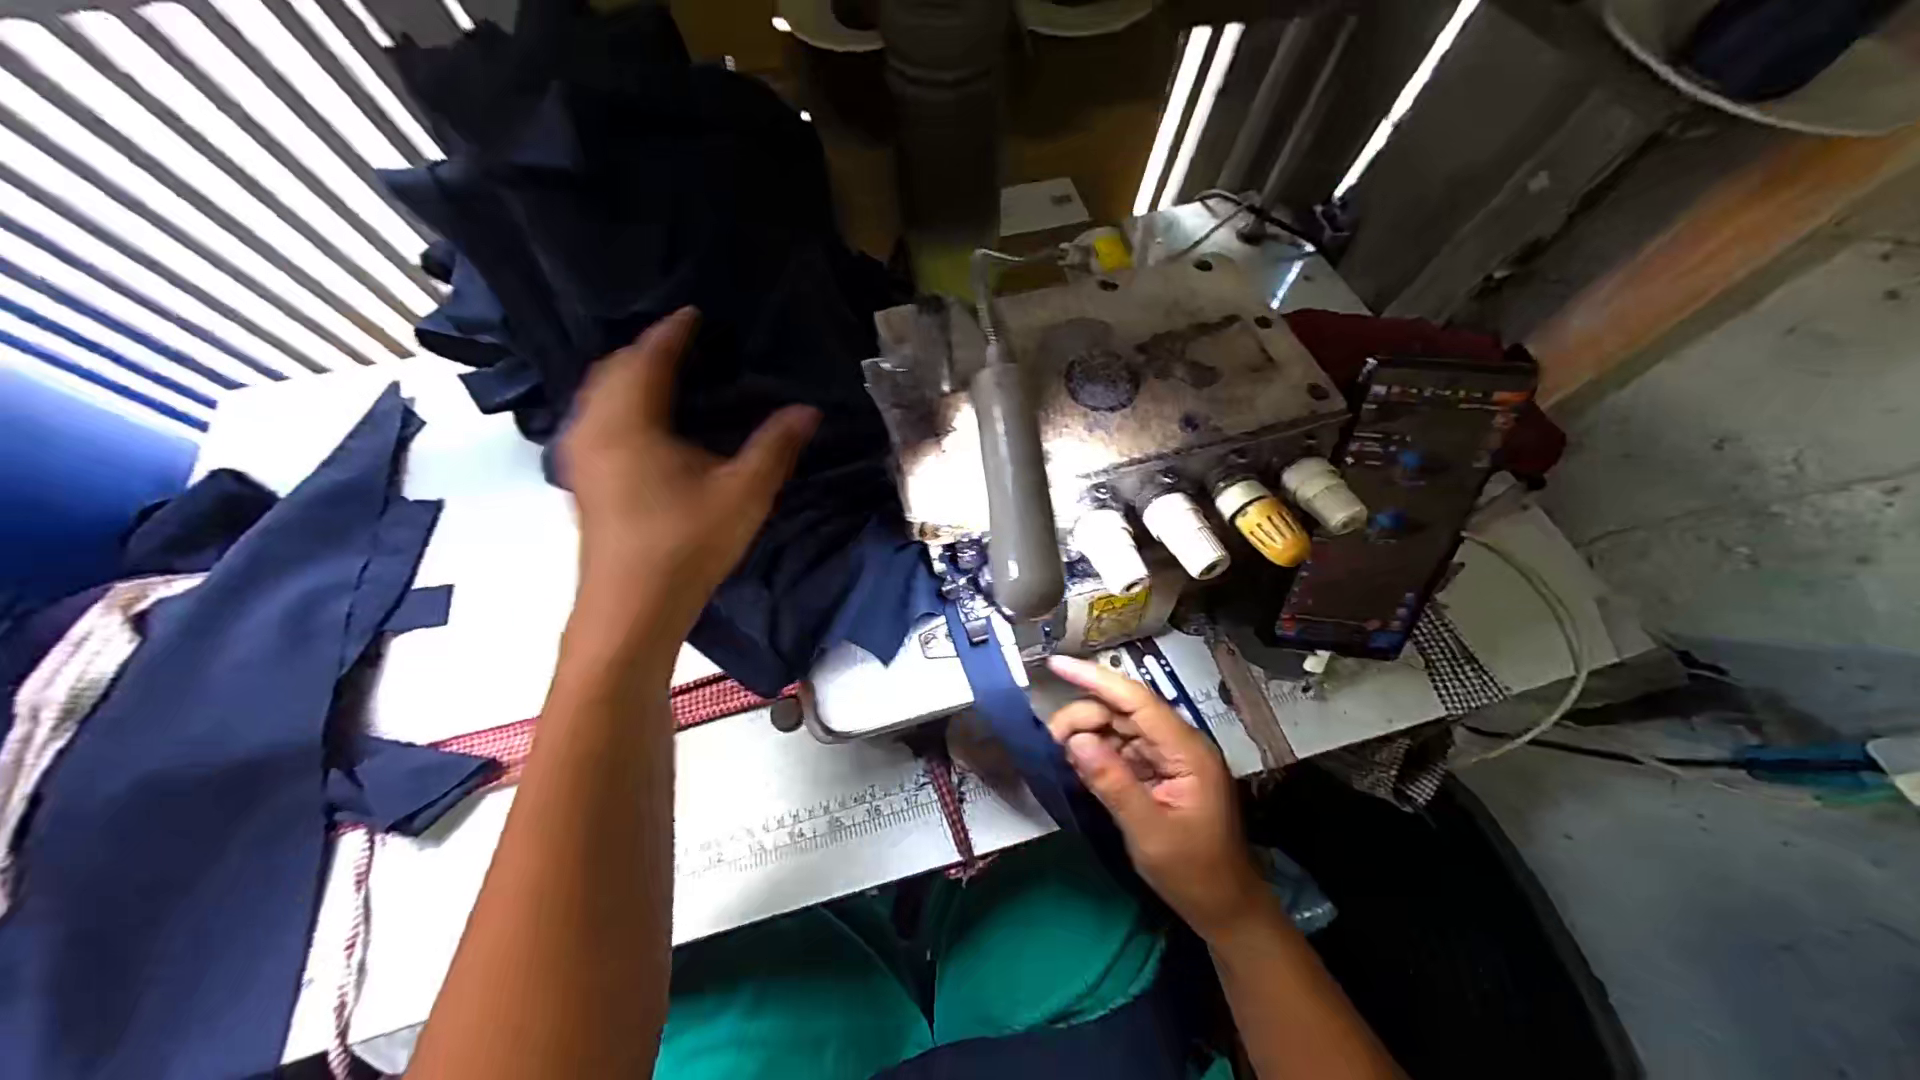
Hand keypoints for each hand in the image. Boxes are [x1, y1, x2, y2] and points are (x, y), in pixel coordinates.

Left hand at [557, 307, 819, 635]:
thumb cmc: (686, 546)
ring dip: (629, 375)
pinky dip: (618, 402)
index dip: (674, 331)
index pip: (648, 357)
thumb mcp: (743, 494)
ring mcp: (579, 456)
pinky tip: (643, 421)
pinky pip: (594, 418)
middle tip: (684, 341)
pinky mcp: (582, 480)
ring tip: (666, 373)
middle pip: (613, 368)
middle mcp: (593, 428)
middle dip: (646, 348)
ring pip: (598, 394)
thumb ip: (776, 446)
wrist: (631, 610)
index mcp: (629, 421)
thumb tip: (809, 409)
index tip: (696, 312)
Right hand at [1045, 653, 1268, 940]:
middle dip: (1084, 716)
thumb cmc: (1195, 873)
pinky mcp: (1160, 774)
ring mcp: (1170, 758)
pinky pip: (1124, 750)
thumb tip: (1075, 740)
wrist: (1227, 909)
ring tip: (1058, 751)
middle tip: (1050, 740)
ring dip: (1088, 733)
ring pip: (1120, 728)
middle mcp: (1179, 745)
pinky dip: (1098, 752)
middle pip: (1124, 712)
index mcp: (1187, 751)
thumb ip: (1112, 783)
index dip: (1095, 679)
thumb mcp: (1149, 832)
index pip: (1136, 700)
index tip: (1056, 665)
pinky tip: (1078, 761)